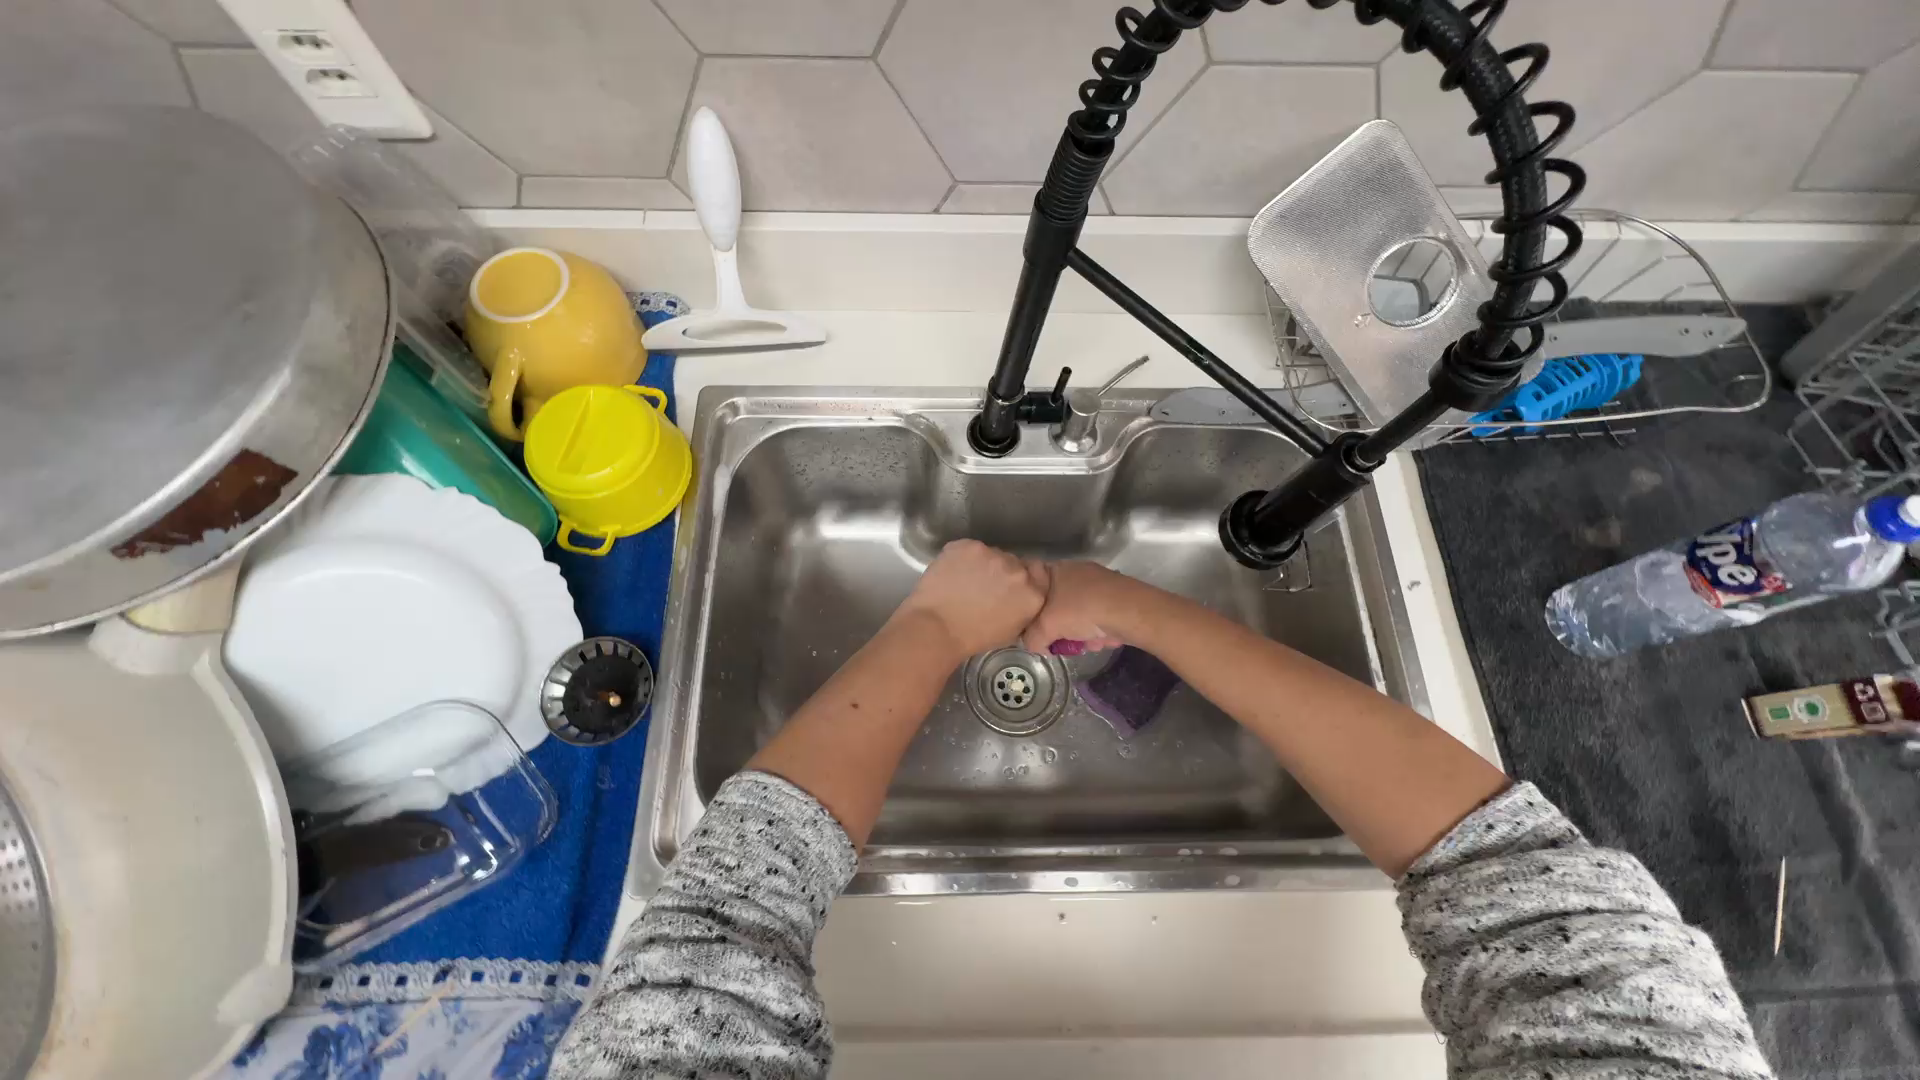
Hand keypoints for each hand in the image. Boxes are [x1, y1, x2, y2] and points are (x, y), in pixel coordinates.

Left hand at [893, 539, 1046, 661]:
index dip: (1023, 578)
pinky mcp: (967, 545)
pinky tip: (952, 575)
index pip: (1037, 574)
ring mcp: (991, 554)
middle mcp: (1016, 569)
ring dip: (981, 565)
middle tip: (983, 587)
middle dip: (1001, 572)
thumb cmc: (973, 637)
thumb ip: (1023, 608)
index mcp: (1032, 592)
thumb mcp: (1011, 630)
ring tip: (964, 583)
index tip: (1008, 585)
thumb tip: (1019, 597)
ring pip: (989, 554)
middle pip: (1013, 562)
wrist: (936, 628)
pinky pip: (968, 549)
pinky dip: (961, 559)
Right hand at [1019, 560, 1141, 653]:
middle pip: (1056, 605)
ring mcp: (1097, 584)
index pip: (1033, 588)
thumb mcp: (1046, 627)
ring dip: (1079, 633)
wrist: (1129, 611)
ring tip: (1085, 644)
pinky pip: (1097, 617)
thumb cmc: (1081, 610)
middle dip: (1058, 627)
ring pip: (1078, 614)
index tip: (1032, 628)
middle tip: (1059, 641)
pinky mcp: (1115, 597)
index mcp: (1055, 570)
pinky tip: (1100, 640)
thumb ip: (1032, 637)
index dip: (1029, 610)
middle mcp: (1076, 572)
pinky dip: (1096, 631)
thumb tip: (1034, 645)